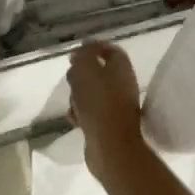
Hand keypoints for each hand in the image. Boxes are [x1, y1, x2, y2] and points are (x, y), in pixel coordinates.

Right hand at [68, 40, 146, 180]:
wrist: (111, 147)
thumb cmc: (99, 103)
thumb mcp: (85, 69)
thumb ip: (82, 56)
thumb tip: (79, 55)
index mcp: (121, 69)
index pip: (111, 50)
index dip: (93, 47)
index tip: (76, 51)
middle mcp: (122, 86)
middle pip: (98, 72)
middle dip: (81, 74)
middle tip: (72, 78)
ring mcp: (115, 107)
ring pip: (91, 92)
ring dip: (78, 95)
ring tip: (74, 102)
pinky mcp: (107, 125)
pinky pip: (89, 112)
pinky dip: (80, 113)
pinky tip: (75, 119)